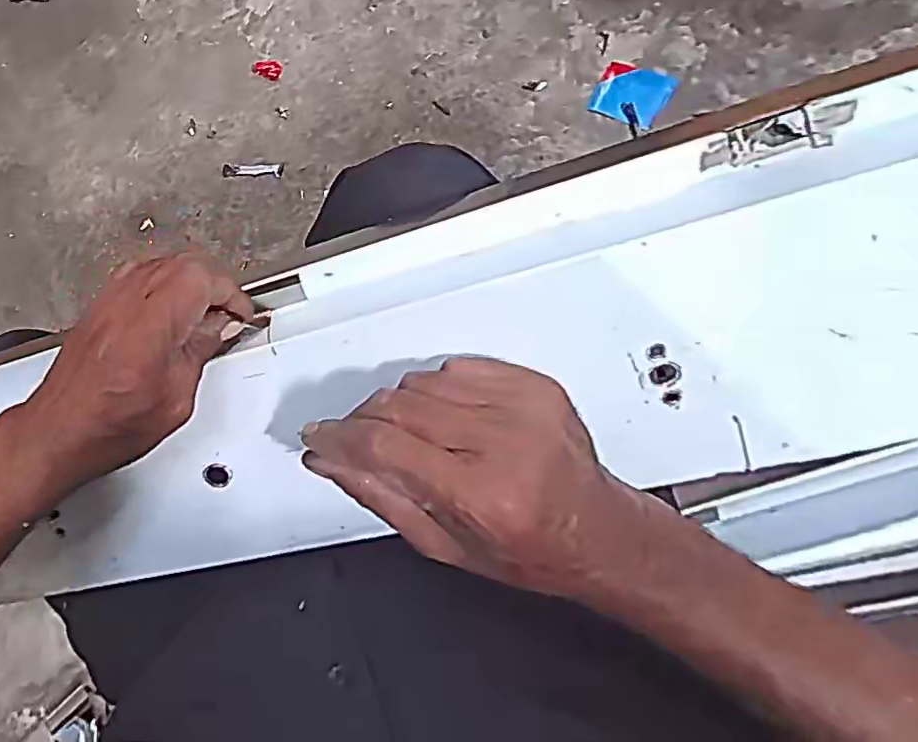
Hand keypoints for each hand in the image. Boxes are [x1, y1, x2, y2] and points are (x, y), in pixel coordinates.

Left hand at [0, 252, 254, 506]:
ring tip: (201, 313)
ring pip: (164, 262)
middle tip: (227, 313)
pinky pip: (141, 273)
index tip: (240, 314)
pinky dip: (164, 284)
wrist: (58, 430)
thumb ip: (201, 349)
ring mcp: (111, 296)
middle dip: (215, 284)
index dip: (231, 294)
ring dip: (189, 281)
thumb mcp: (176, 397)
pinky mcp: (100, 302)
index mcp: (153, 320)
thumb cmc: (106, 424)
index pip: (204, 278)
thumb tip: (219, 326)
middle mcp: (129, 300)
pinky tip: (170, 311)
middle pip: (186, 262)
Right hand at [300, 356, 666, 598]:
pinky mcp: (531, 384)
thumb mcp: (443, 544)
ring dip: (402, 407)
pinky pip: (454, 367)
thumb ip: (378, 494)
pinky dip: (438, 389)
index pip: (384, 446)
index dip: (340, 439)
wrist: (597, 532)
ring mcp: (522, 407)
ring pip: (419, 383)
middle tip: (358, 438)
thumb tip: (330, 460)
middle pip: (396, 406)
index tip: (320, 436)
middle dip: (363, 422)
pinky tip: (452, 418)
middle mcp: (507, 443)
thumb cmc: (531, 549)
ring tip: (422, 439)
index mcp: (486, 494)